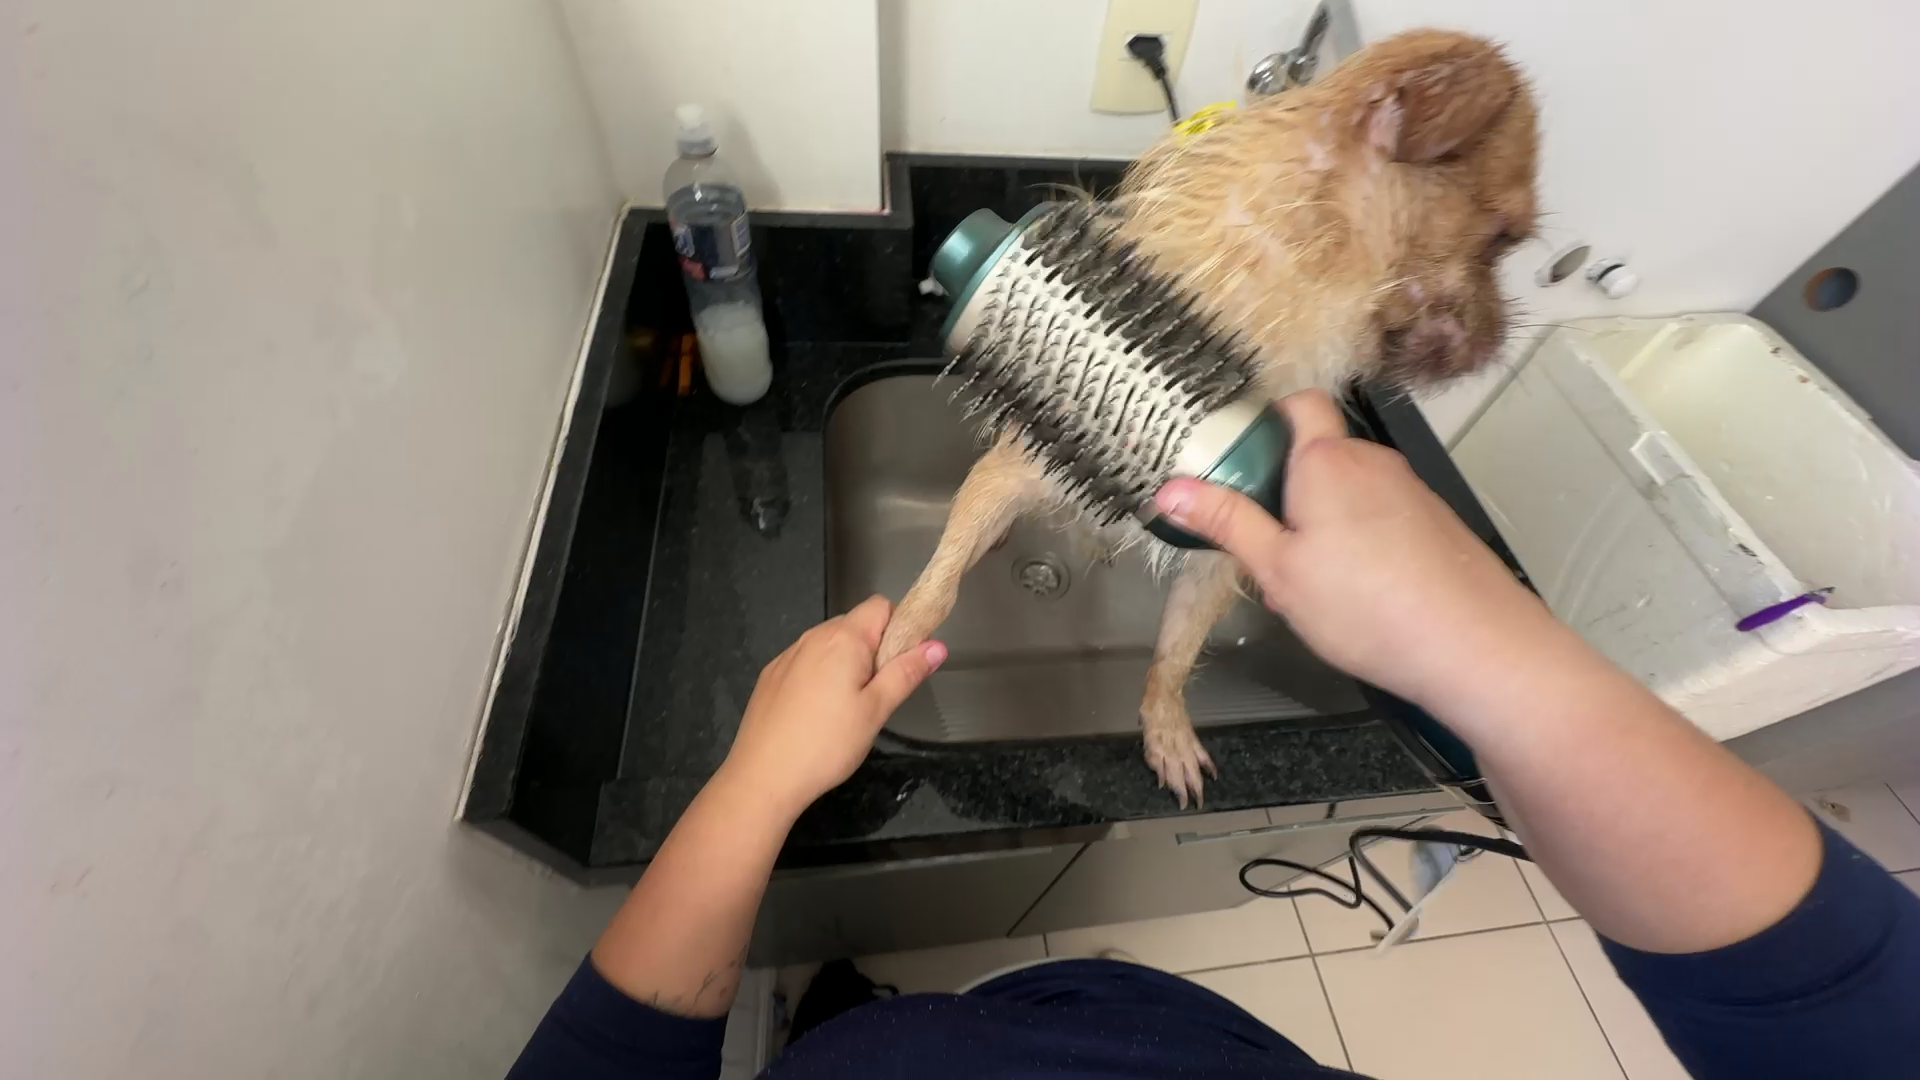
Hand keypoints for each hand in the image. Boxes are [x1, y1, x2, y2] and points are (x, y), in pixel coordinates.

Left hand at [718, 595, 946, 819]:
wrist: (761, 778)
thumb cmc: (827, 744)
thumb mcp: (876, 710)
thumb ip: (906, 673)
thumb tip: (938, 646)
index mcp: (844, 639)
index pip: (880, 606)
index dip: (899, 626)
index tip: (904, 661)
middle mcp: (814, 636)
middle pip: (856, 623)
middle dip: (875, 647)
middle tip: (879, 692)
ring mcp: (788, 654)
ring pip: (830, 642)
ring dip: (847, 661)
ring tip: (848, 707)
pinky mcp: (771, 674)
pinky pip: (807, 660)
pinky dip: (820, 673)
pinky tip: (817, 712)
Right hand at [1152, 390, 1554, 709]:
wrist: (1478, 650)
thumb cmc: (1365, 604)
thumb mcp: (1277, 568)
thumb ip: (1225, 521)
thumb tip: (1169, 489)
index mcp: (1326, 461)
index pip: (1299, 403)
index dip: (1266, 419)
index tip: (1237, 459)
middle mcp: (1372, 461)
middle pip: (1314, 452)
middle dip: (1280, 487)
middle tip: (1260, 541)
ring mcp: (1409, 490)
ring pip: (1344, 487)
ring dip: (1315, 516)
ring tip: (1303, 577)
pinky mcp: (1433, 521)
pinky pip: (1375, 511)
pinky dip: (1352, 534)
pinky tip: (1351, 589)